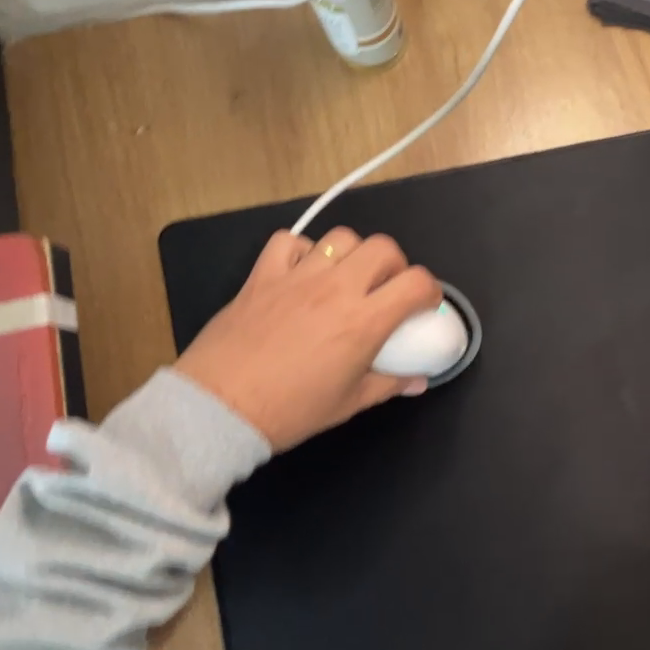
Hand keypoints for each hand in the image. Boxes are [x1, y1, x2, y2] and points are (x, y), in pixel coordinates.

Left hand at [175, 227, 440, 451]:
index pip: (416, 283)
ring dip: (353, 253)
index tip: (424, 305)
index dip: (430, 291)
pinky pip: (288, 241)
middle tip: (388, 289)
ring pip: (340, 238)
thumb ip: (389, 385)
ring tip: (348, 276)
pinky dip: (303, 249)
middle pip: (383, 248)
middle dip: (396, 264)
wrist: (219, 407)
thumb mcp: (349, 404)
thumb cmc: (289, 411)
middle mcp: (335, 289)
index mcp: (364, 322)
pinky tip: (304, 271)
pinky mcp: (263, 275)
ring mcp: (297, 277)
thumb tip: (417, 381)